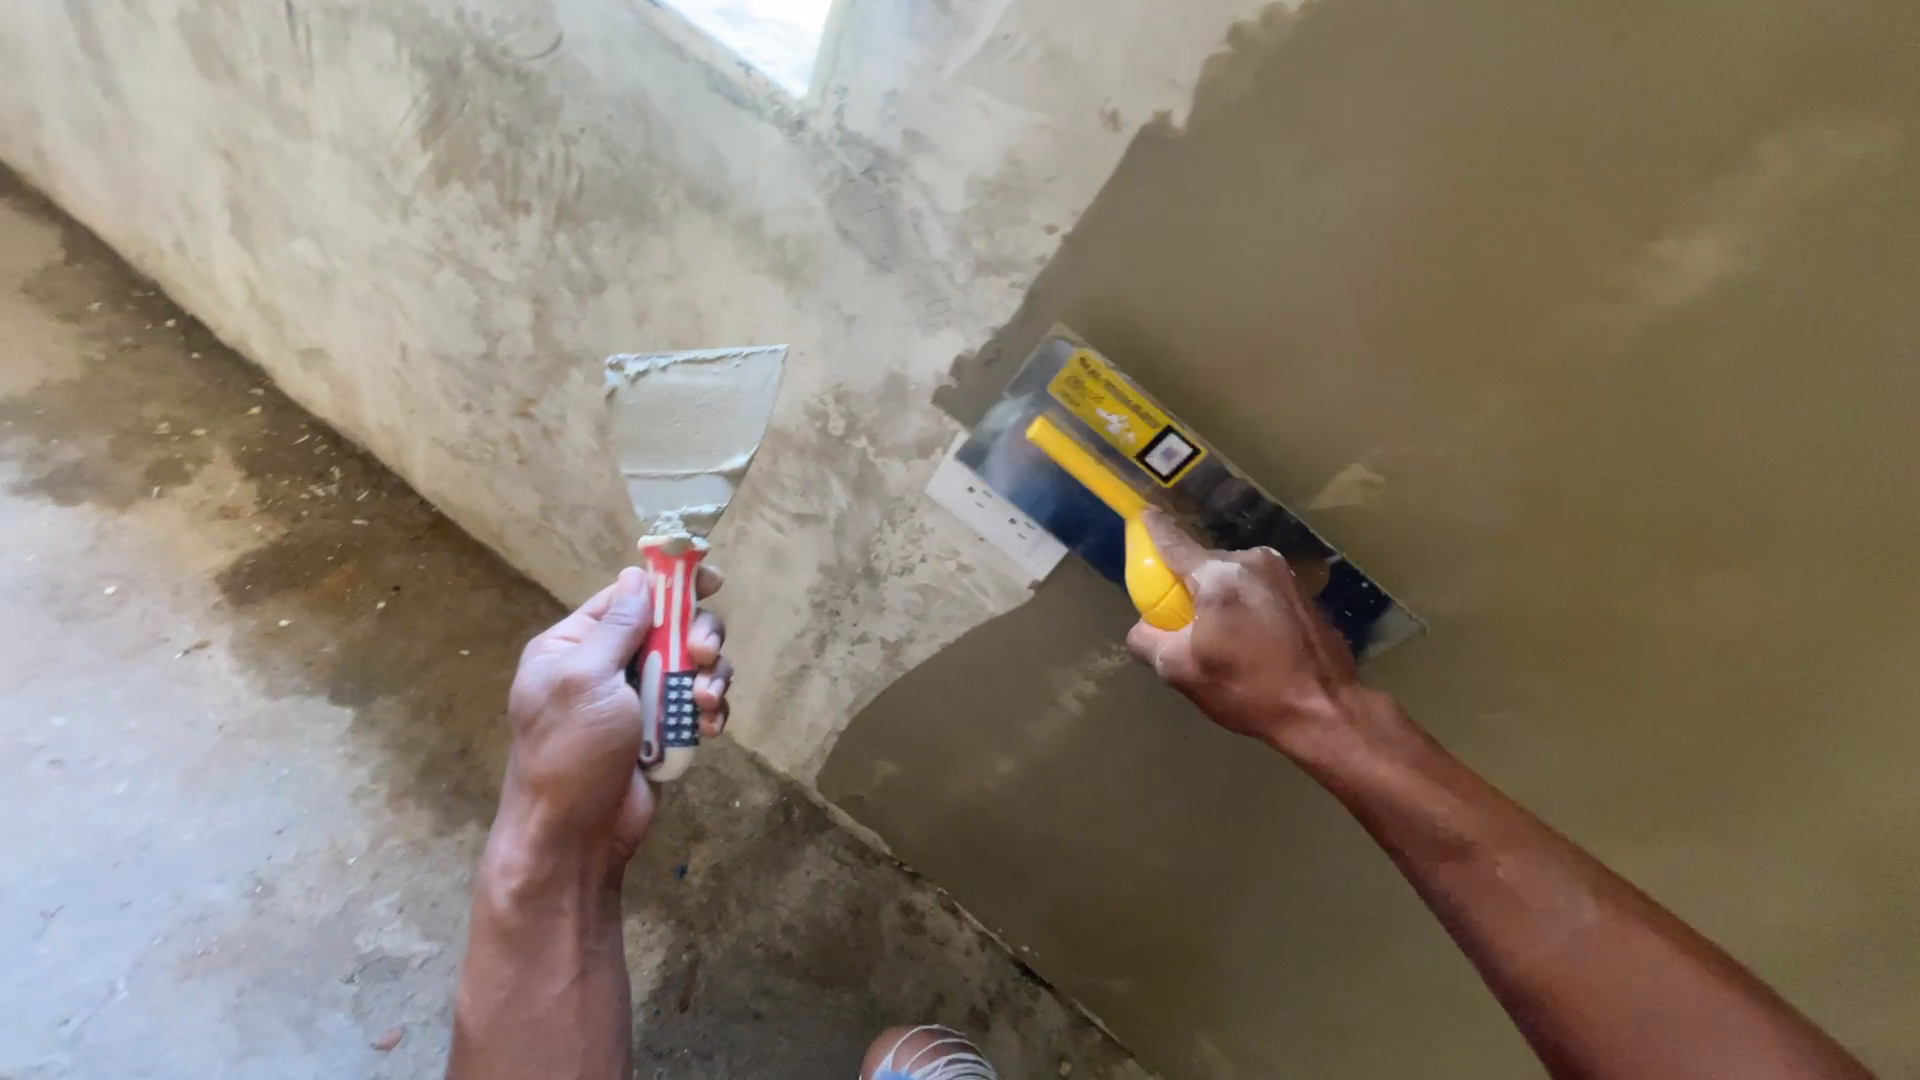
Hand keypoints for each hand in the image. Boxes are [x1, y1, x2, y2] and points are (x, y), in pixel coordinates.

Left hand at [495, 565, 731, 868]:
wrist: (576, 836)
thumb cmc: (570, 750)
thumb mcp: (584, 678)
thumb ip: (616, 625)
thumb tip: (638, 576)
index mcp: (575, 645)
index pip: (629, 597)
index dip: (671, 584)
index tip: (711, 580)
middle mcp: (607, 665)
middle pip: (672, 627)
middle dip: (697, 637)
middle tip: (703, 654)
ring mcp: (638, 698)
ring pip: (693, 664)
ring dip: (709, 678)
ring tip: (704, 702)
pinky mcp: (663, 727)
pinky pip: (699, 702)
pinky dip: (710, 710)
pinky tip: (708, 727)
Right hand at [1125, 512, 1365, 752]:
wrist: (1325, 712)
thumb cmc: (1248, 689)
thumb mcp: (1180, 671)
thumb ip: (1147, 640)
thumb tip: (1142, 627)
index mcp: (1219, 576)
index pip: (1174, 542)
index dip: (1153, 529)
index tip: (1144, 515)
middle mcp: (1254, 562)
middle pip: (1204, 564)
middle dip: (1189, 585)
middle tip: (1182, 621)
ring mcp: (1284, 574)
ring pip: (1233, 577)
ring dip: (1220, 598)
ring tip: (1223, 637)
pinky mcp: (1304, 592)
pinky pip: (1259, 590)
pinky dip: (1246, 606)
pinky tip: (1252, 641)